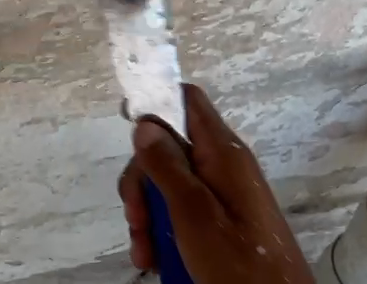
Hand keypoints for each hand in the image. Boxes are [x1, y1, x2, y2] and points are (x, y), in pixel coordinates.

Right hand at [118, 84, 312, 283]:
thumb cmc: (241, 268)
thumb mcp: (195, 216)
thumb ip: (167, 166)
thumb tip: (144, 123)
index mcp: (224, 154)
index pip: (186, 100)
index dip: (154, 102)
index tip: (126, 122)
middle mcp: (223, 168)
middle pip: (167, 148)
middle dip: (142, 180)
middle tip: (135, 216)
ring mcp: (222, 198)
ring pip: (168, 183)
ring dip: (148, 213)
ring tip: (144, 251)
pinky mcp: (222, 224)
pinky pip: (180, 211)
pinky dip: (163, 231)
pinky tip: (155, 258)